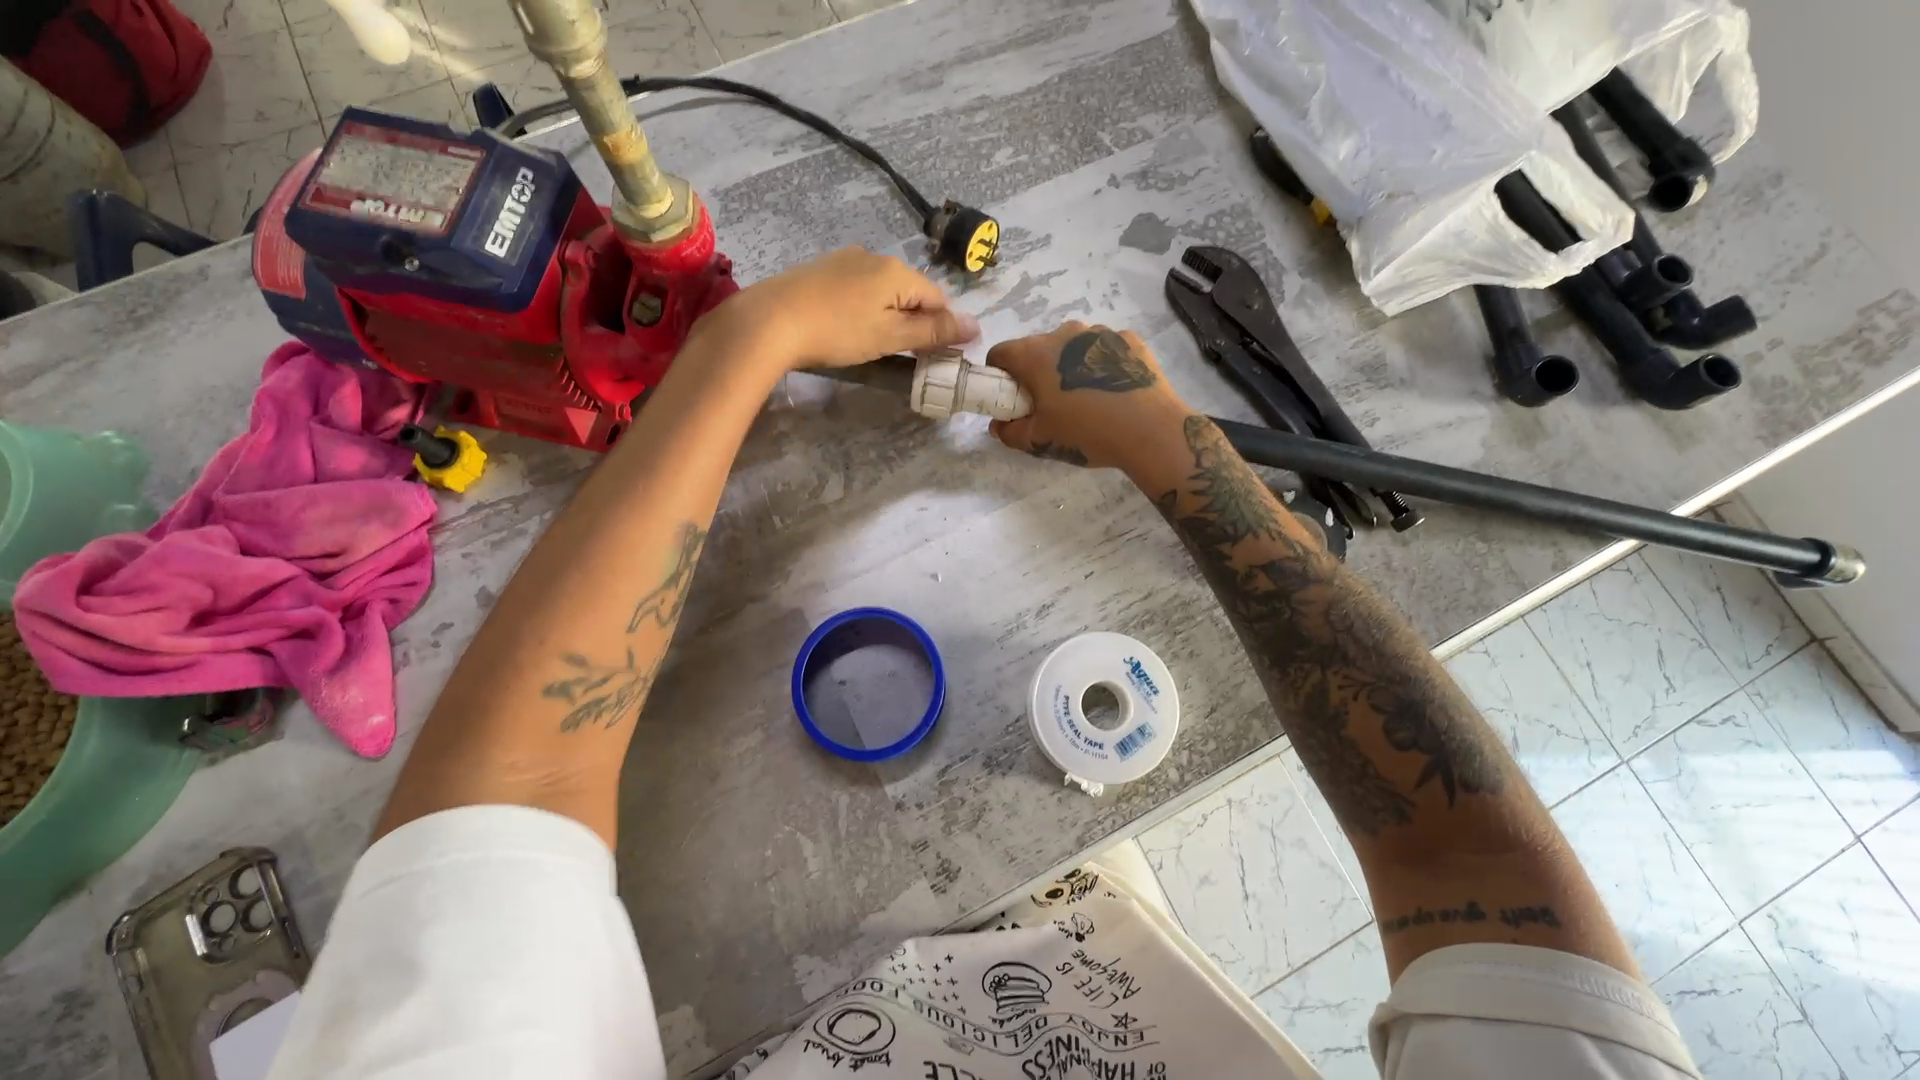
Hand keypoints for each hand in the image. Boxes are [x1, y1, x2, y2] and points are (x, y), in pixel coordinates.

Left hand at [700, 247, 978, 372]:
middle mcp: (874, 256)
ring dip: (886, 314)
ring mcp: (844, 260)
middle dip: (913, 320)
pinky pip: (855, 288)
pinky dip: (861, 308)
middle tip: (899, 354)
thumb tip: (976, 325)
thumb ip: (933, 331)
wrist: (768, 322)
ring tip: (869, 343)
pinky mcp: (819, 270)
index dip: (942, 328)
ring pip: (881, 289)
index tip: (932, 357)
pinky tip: (844, 327)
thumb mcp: (890, 337)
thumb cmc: (837, 332)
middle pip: (910, 291)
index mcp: (897, 271)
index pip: (938, 298)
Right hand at [987, 322, 1192, 470]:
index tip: (1011, 397)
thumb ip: (1010, 432)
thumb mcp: (1041, 440)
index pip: (1001, 353)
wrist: (1151, 430)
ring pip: (1072, 346)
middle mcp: (1065, 333)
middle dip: (1036, 372)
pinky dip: (1101, 365)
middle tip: (1049, 404)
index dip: (999, 375)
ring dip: (1070, 366)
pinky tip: (1113, 391)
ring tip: (1087, 398)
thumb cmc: (1087, 433)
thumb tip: (998, 425)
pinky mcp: (1129, 340)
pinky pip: (1104, 349)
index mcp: (1036, 355)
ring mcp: (1100, 333)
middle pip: (1038, 348)